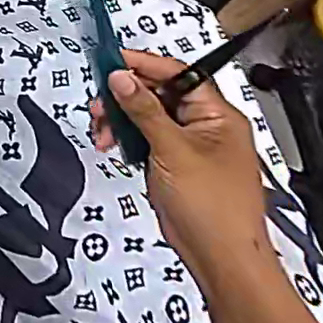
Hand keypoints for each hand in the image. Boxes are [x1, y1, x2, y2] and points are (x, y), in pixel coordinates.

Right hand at [92, 50, 276, 281]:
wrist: (222, 262)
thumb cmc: (215, 210)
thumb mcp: (172, 150)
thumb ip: (144, 110)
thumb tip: (122, 77)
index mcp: (217, 114)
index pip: (177, 72)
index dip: (143, 64)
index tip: (112, 61)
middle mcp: (205, 125)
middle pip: (159, 93)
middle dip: (125, 96)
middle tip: (100, 102)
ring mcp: (190, 145)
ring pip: (148, 116)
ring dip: (121, 118)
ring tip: (102, 130)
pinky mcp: (175, 163)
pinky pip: (147, 137)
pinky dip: (127, 138)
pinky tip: (113, 144)